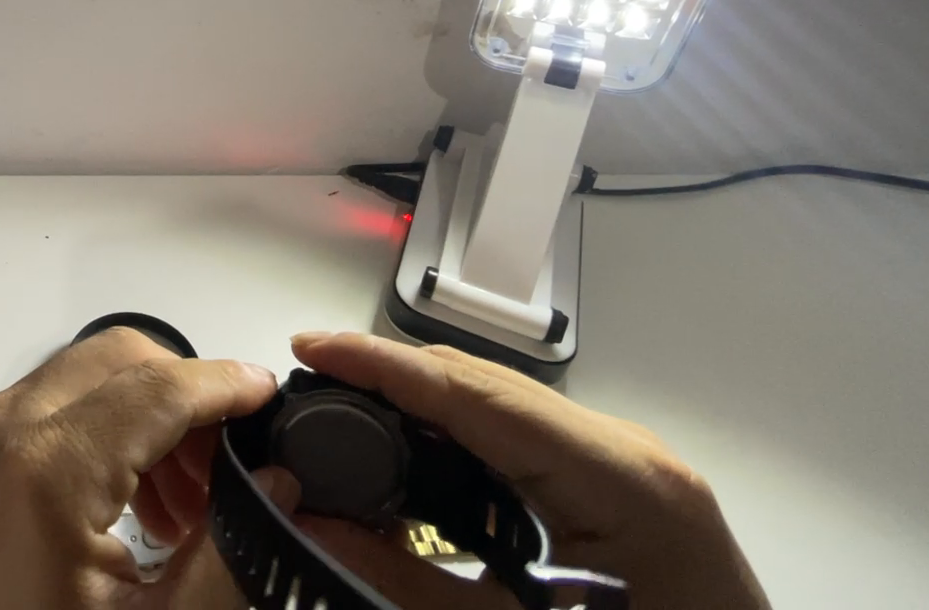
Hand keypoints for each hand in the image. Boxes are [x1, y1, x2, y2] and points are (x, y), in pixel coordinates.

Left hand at [0, 327, 278, 609]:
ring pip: (85, 375)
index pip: (158, 387)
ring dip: (144, 412)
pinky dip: (103, 427)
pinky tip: (126, 504)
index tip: (271, 394)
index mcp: (49, 466)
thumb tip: (277, 488)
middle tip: (225, 470)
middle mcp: (9, 424)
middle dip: (184, 393)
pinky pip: (52, 405)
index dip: (224, 383)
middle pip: (119, 357)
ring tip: (181, 505)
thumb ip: (220, 563)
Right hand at [260, 333, 770, 609]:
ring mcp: (618, 456)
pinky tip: (400, 435)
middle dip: (384, 370)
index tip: (306, 346)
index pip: (474, 394)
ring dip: (410, 392)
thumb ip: (401, 583)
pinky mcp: (608, 474)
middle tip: (308, 379)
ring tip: (337, 400)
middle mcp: (622, 448)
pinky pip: (507, 424)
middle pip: (477, 381)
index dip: (380, 362)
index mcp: (619, 483)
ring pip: (489, 394)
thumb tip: (308, 522)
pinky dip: (443, 421)